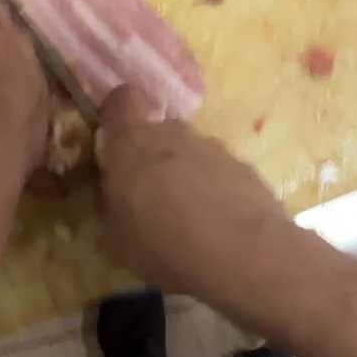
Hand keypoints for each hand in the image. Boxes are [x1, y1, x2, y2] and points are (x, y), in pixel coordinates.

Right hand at [94, 86, 296, 303]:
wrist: (241, 256)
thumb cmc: (161, 243)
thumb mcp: (114, 235)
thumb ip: (110, 204)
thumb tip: (113, 193)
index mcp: (133, 142)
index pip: (121, 100)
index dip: (117, 115)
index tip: (113, 140)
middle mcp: (174, 134)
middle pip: (158, 132)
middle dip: (152, 157)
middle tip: (149, 196)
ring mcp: (215, 149)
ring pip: (191, 154)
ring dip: (186, 177)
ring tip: (188, 220)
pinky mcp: (246, 169)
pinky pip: (220, 174)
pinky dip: (216, 193)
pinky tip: (217, 228)